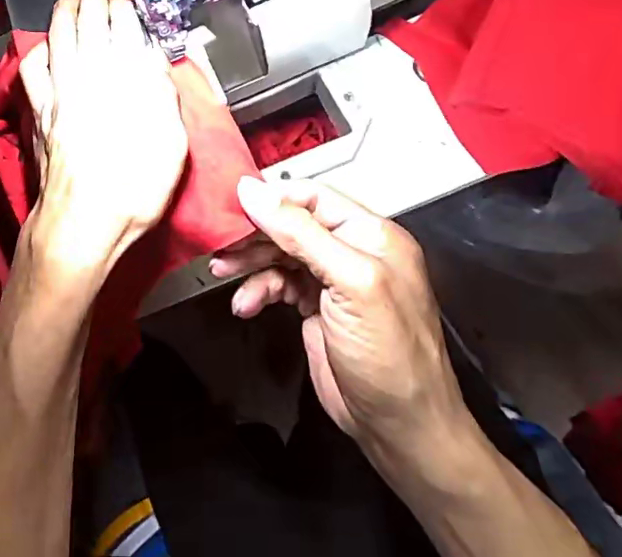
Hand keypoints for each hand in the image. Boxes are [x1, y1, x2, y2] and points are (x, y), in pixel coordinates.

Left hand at [18, 0, 187, 279]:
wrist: (84, 223)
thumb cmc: (134, 187)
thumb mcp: (172, 140)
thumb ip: (163, 92)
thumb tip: (154, 61)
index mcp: (127, 78)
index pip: (124, 24)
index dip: (126, 0)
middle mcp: (90, 76)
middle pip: (88, 20)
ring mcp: (60, 91)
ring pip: (57, 34)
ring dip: (65, 9)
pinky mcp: (39, 111)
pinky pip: (33, 68)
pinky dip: (39, 48)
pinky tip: (45, 45)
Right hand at [209, 178, 468, 460]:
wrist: (399, 429)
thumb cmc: (392, 355)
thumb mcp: (350, 283)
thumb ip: (302, 234)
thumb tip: (256, 193)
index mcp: (372, 233)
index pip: (316, 197)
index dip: (275, 197)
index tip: (235, 201)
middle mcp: (353, 251)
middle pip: (294, 224)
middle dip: (257, 232)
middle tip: (222, 242)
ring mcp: (334, 281)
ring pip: (282, 254)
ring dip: (251, 262)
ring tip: (223, 270)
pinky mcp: (317, 308)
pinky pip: (280, 285)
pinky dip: (259, 290)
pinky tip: (246, 304)